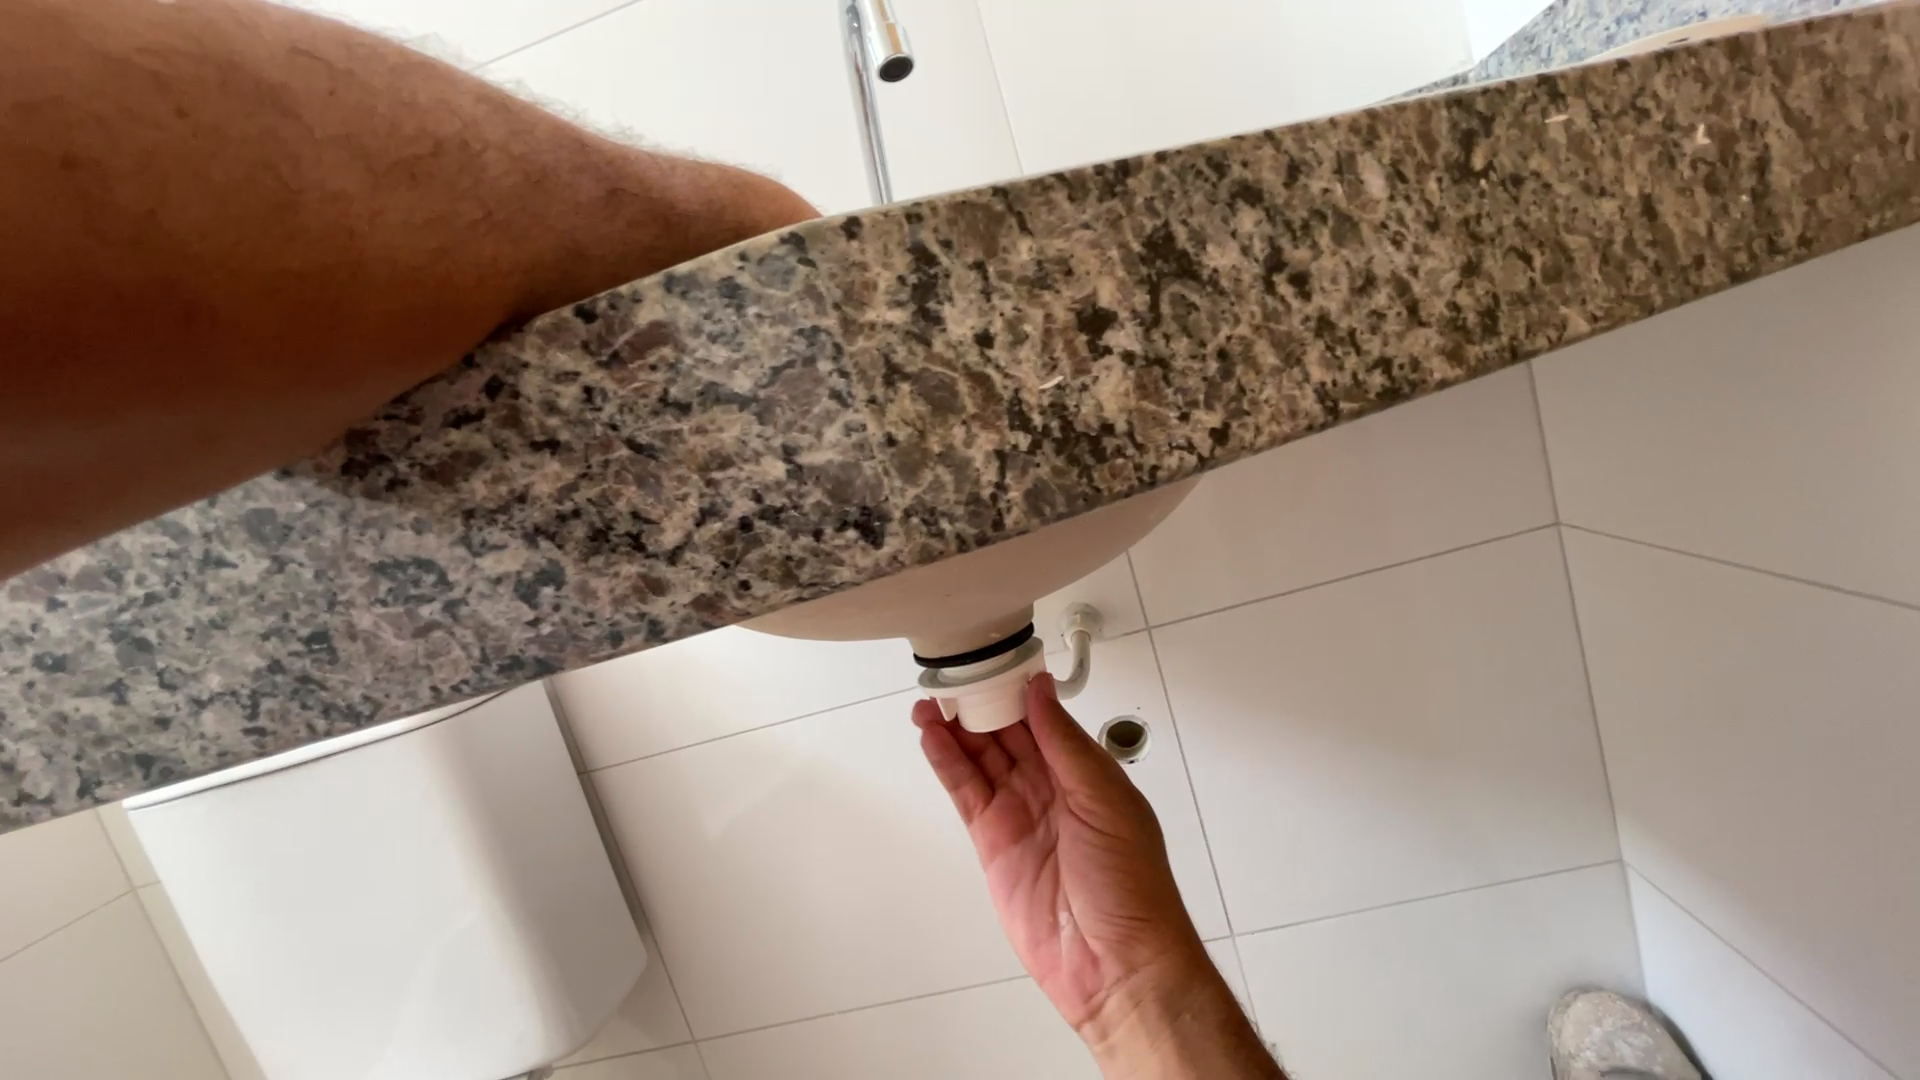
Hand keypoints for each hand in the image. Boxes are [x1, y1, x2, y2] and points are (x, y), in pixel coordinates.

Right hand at [915, 676, 1280, 1077]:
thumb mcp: (1104, 799)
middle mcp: (1051, 788)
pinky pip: (966, 793)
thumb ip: (1065, 743)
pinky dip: (947, 764)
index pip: (1043, 717)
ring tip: (930, 703)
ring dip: (955, 730)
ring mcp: (1020, 813)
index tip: (992, 662)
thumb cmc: (1131, 886)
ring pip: (981, 759)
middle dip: (979, 705)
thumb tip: (1041, 691)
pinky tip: (932, 739)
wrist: (1114, 966)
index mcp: (1085, 772)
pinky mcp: (994, 842)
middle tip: (952, 679)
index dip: (1016, 690)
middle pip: (1006, 734)